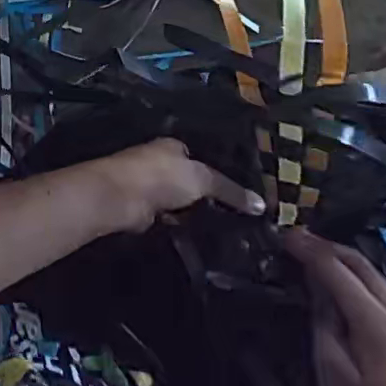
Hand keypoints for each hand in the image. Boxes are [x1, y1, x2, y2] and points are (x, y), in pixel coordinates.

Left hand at [98, 137, 265, 231]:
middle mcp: (162, 163)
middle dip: (213, 197)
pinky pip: (175, 218)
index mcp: (172, 147)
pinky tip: (209, 238)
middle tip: (247, 217)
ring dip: (200, 214)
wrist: (123, 196)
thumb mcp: (201, 178)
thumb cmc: (161, 176)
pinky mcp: (148, 209)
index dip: (223, 173)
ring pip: (185, 202)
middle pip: (193, 181)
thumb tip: (262, 204)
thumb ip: (229, 189)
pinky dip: (187, 225)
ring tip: (235, 232)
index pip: (202, 157)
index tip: (248, 194)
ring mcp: (153, 187)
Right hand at [284, 229, 385, 385]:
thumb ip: (322, 322)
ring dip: (344, 263)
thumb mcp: (333, 373)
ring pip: (378, 280)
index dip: (308, 249)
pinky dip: (360, 283)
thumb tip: (314, 285)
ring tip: (312, 256)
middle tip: (294, 238)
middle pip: (364, 267)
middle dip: (327, 247)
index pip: (339, 271)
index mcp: (383, 328)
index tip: (282, 234)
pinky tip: (341, 286)